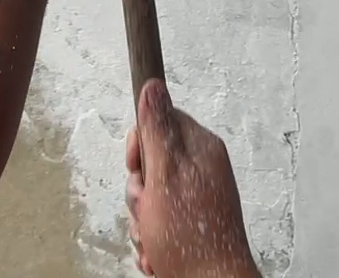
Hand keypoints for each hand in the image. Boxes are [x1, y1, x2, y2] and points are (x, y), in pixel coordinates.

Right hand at [126, 80, 258, 277]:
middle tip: (149, 209)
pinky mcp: (192, 227)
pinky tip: (158, 253)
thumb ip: (156, 129)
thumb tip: (152, 84)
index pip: (162, 120)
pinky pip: (161, 221)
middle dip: (140, 191)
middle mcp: (202, 170)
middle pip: (153, 162)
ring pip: (153, 196)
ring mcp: (198, 200)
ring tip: (154, 238)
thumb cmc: (191, 236)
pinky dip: (153, 239)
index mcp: (201, 148)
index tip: (136, 165)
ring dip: (143, 219)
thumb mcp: (165, 174)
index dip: (141, 143)